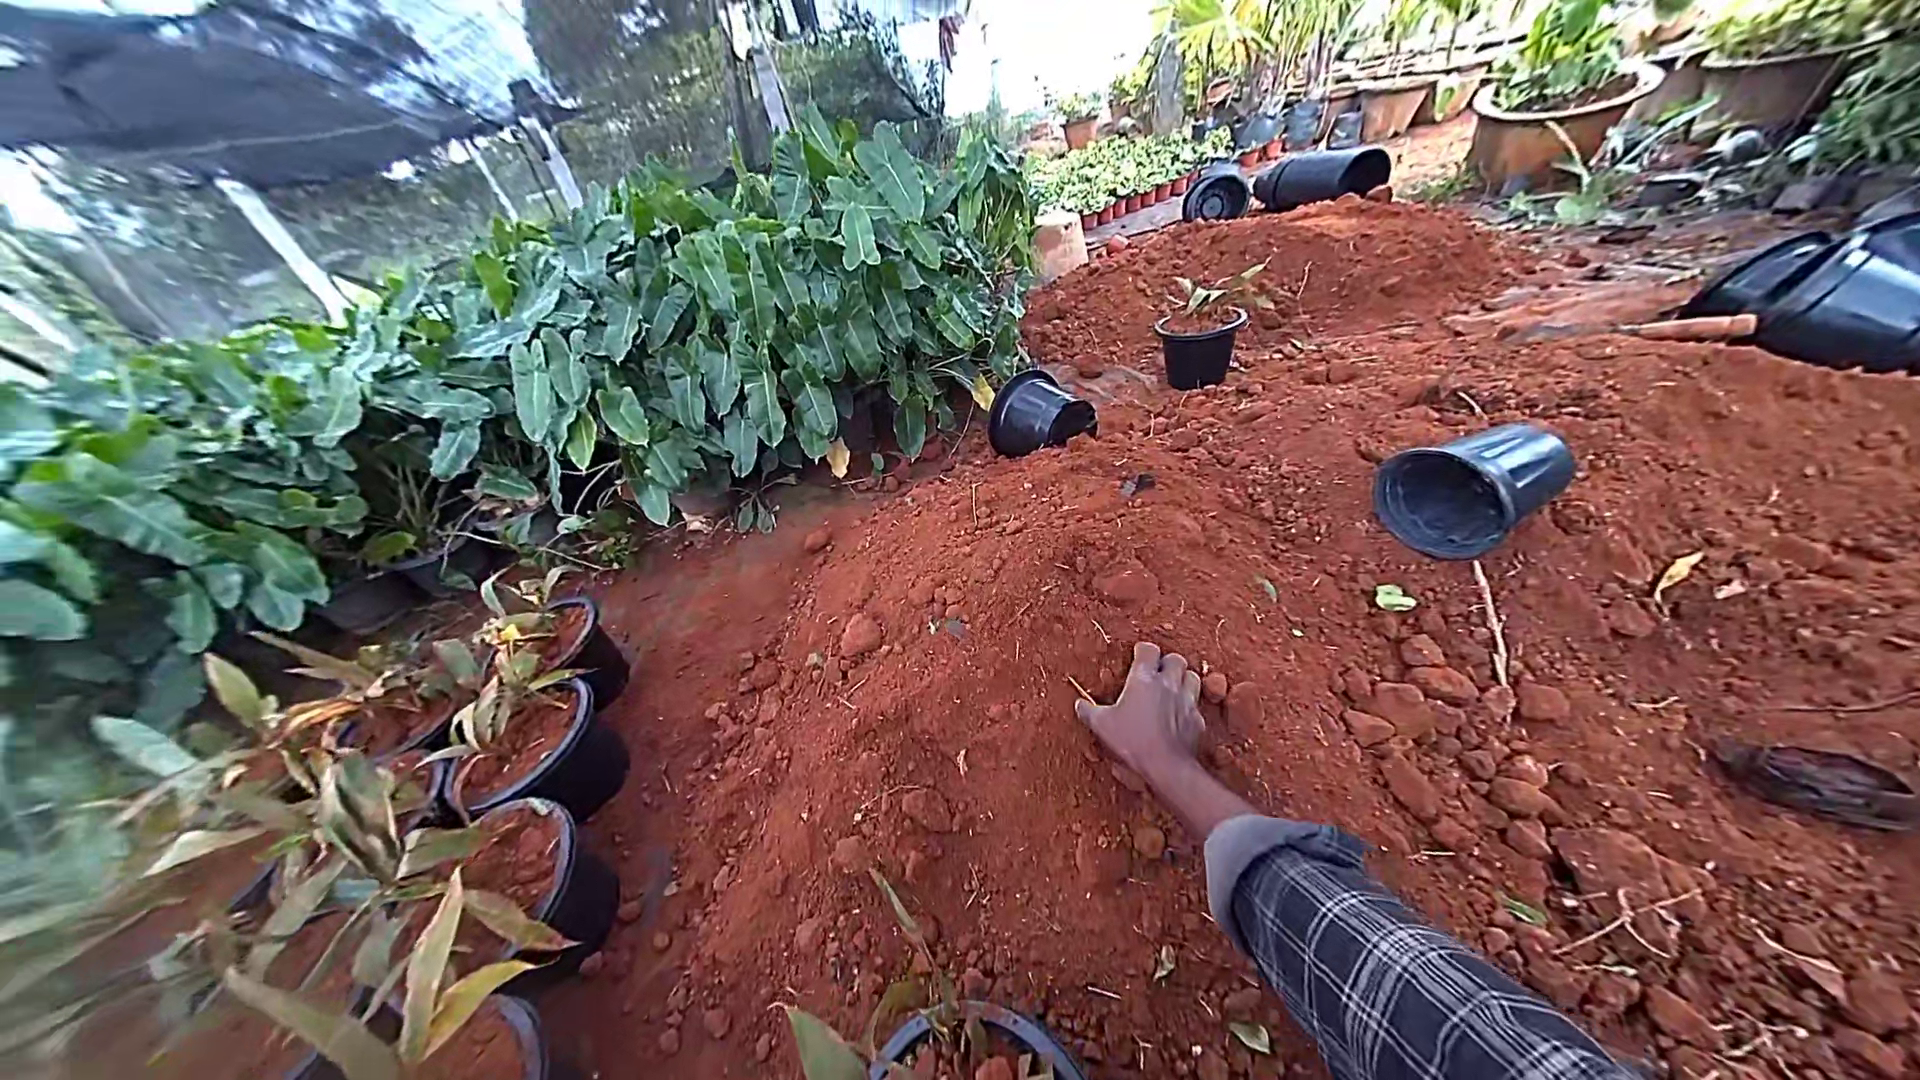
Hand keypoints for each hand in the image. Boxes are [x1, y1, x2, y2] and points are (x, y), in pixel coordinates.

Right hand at [1074, 641, 1204, 788]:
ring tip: (1171, 687)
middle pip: (1176, 659)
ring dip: (1183, 678)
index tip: (1137, 655)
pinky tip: (1179, 714)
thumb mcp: (1101, 725)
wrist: (1166, 767)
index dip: (1143, 650)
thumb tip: (1079, 705)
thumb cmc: (1132, 741)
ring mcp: (1186, 702)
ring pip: (1192, 677)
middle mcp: (1168, 685)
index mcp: (1144, 679)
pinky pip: (1196, 705)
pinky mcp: (1196, 720)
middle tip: (1156, 671)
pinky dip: (1188, 705)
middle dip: (1167, 662)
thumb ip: (1089, 711)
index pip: (1149, 650)